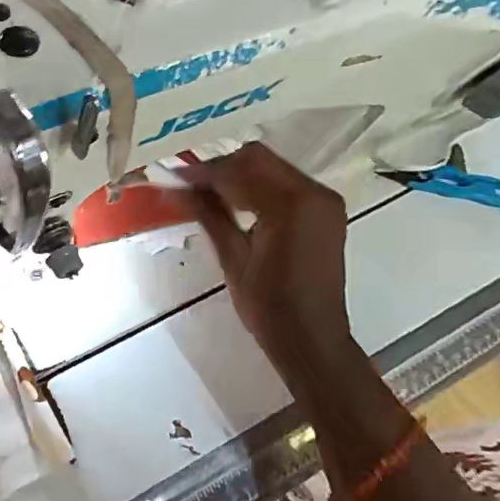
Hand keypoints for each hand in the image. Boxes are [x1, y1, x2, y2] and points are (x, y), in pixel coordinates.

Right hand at [182, 143, 354, 389]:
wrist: (312, 340)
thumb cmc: (270, 308)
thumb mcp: (233, 259)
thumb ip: (208, 214)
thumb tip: (176, 187)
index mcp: (293, 204)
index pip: (240, 172)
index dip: (204, 173)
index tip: (174, 176)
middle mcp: (315, 192)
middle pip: (259, 160)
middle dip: (221, 168)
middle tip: (189, 184)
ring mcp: (324, 200)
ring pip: (272, 168)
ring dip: (239, 175)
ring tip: (206, 193)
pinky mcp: (325, 210)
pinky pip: (286, 184)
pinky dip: (259, 187)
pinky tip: (236, 202)